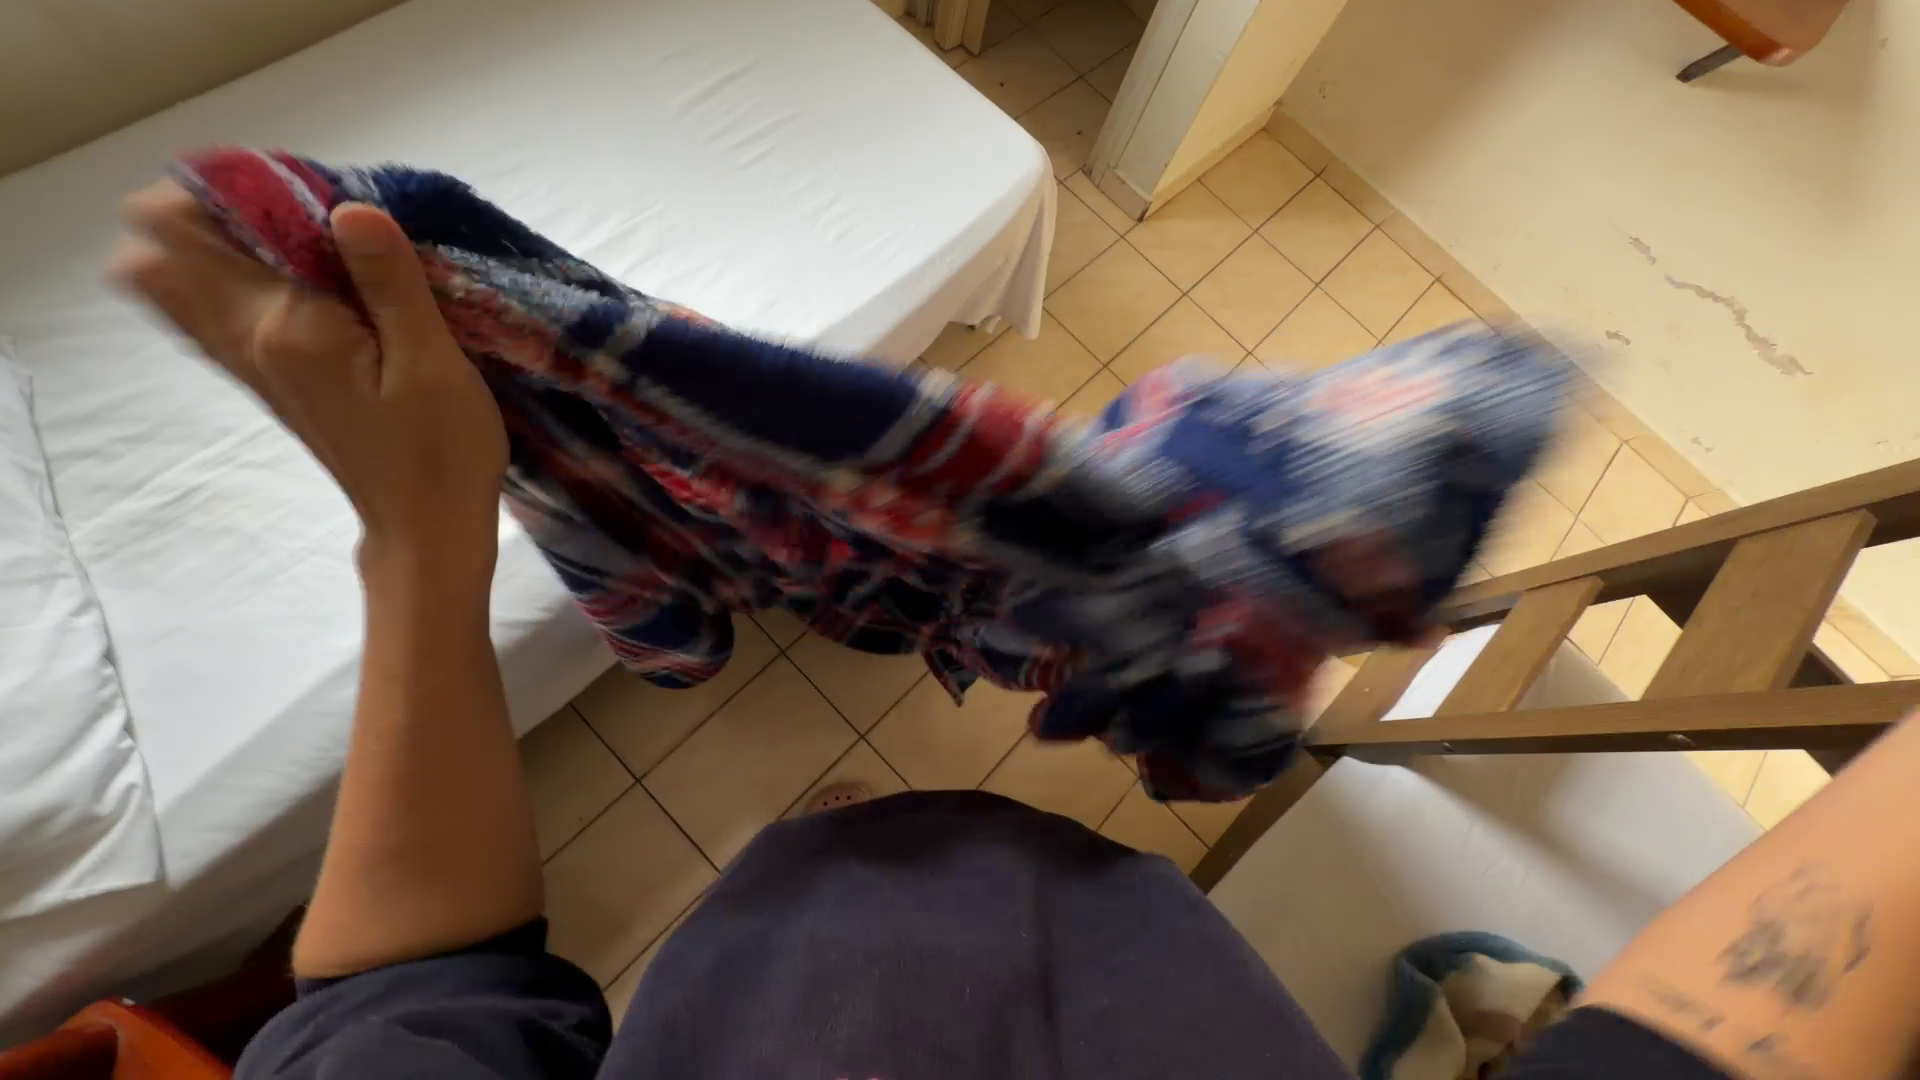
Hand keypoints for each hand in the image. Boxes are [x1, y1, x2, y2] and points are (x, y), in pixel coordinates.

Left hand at [112, 181, 507, 585]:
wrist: (426, 523)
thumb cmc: (444, 450)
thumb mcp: (436, 365)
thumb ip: (390, 285)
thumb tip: (350, 208)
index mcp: (289, 328)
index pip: (232, 221)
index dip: (278, 188)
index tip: (344, 204)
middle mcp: (246, 337)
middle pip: (162, 236)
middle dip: (221, 202)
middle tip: (306, 214)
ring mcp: (246, 360)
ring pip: (161, 272)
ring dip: (207, 238)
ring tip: (290, 244)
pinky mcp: (263, 378)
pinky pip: (193, 308)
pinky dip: (215, 276)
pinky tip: (284, 283)